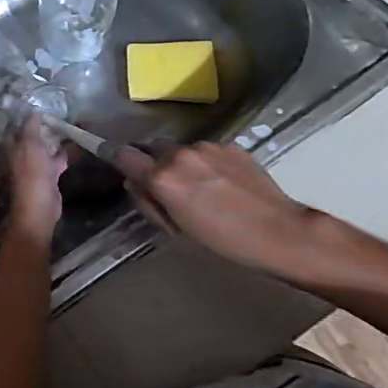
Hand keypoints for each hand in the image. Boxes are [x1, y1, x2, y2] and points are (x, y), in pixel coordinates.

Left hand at [6, 116, 68, 241]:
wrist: (40, 206)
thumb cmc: (32, 172)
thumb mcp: (30, 144)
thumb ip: (31, 126)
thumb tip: (35, 112)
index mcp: (13, 146)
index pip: (18, 126)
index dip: (28, 117)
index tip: (42, 106)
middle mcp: (22, 154)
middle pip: (33, 136)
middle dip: (45, 127)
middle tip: (61, 114)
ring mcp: (36, 165)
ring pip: (46, 147)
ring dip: (56, 139)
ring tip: (71, 125)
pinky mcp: (49, 175)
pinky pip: (57, 159)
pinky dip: (65, 153)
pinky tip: (77, 145)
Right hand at [135, 143, 347, 279]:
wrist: (279, 232)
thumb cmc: (224, 242)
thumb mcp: (178, 229)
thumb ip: (151, 201)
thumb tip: (136, 182)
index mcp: (163, 177)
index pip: (123, 154)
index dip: (114, 156)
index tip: (109, 156)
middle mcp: (181, 154)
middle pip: (152, 147)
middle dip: (153, 163)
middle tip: (166, 190)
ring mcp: (208, 147)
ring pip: (181, 149)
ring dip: (181, 164)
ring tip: (201, 191)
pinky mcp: (230, 145)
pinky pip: (206, 151)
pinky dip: (206, 164)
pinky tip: (223, 185)